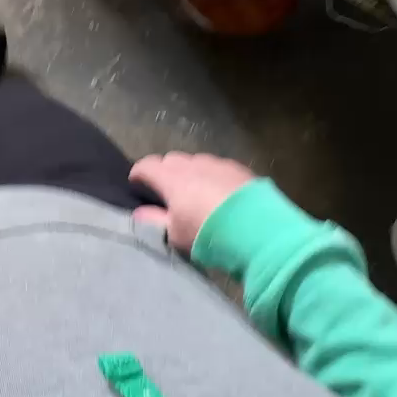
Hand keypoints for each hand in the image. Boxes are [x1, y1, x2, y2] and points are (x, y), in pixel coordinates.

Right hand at [130, 152, 256, 251]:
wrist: (260, 231)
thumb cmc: (208, 234)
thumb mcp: (176, 235)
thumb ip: (154, 221)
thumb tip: (139, 213)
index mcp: (171, 178)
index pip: (146, 166)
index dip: (138, 174)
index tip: (137, 185)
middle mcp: (192, 164)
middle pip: (171, 160)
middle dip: (165, 172)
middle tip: (167, 192)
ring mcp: (218, 164)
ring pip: (196, 162)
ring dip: (191, 173)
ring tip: (197, 193)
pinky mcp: (240, 169)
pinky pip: (218, 168)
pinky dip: (213, 177)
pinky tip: (221, 194)